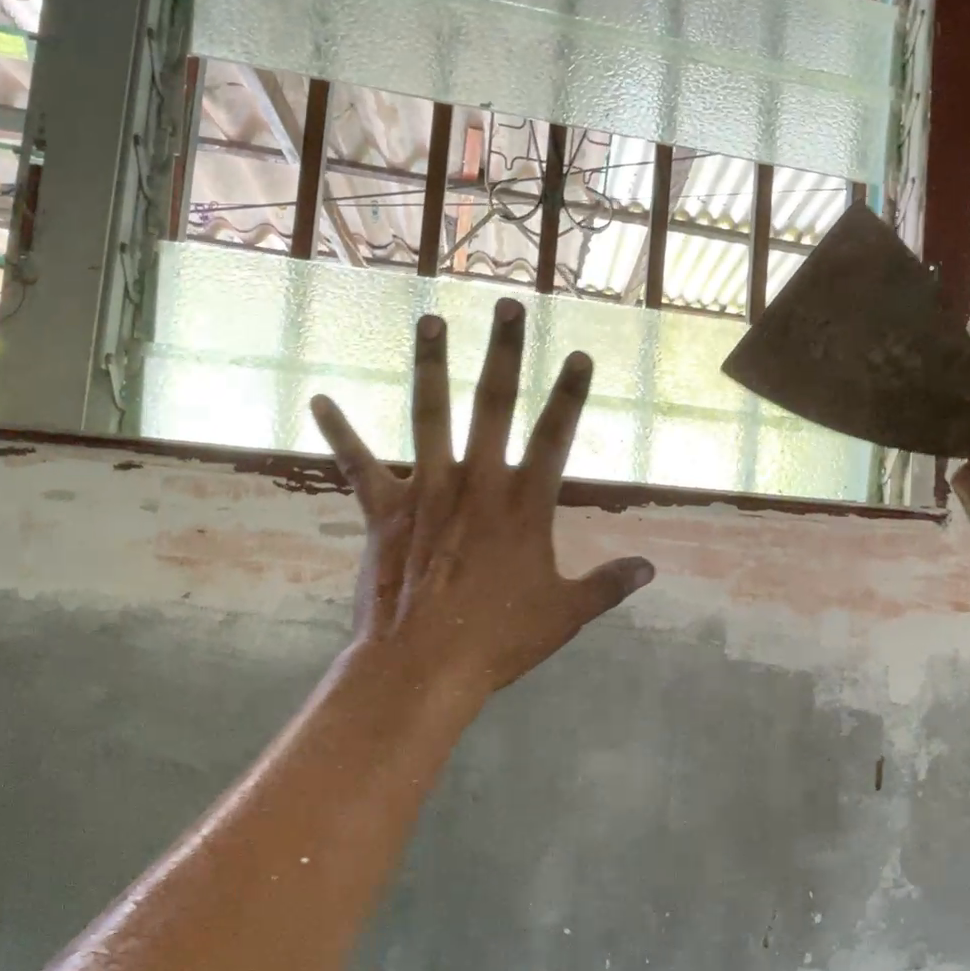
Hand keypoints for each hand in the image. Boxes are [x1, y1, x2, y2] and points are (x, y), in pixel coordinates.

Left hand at [311, 299, 654, 730]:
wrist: (423, 664)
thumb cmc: (499, 640)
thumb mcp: (565, 614)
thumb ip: (607, 585)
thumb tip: (650, 569)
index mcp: (525, 505)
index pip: (555, 436)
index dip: (570, 394)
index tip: (580, 354)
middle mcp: (478, 484)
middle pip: (494, 406)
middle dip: (505, 353)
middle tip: (507, 306)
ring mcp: (428, 492)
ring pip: (429, 415)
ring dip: (431, 365)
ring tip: (433, 319)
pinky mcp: (384, 511)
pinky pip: (358, 464)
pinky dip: (339, 432)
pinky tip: (320, 400)